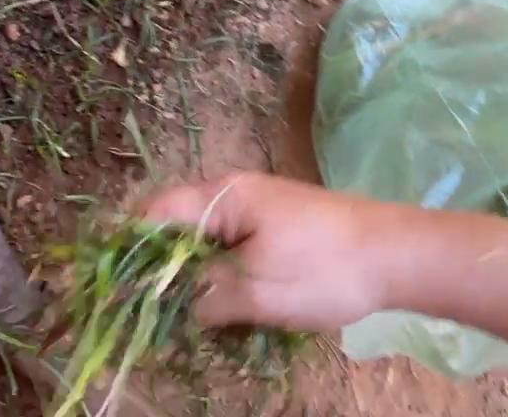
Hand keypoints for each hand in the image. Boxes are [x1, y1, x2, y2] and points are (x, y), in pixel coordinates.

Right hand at [140, 172, 408, 330]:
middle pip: (179, 223)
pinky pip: (232, 244)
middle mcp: (234, 192)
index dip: (132, 241)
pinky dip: (222, 271)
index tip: (113, 278)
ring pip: (207, 238)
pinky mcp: (276, 224)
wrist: (394, 255)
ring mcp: (257, 206)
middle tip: (150, 308)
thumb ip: (205, 294)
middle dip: (162, 264)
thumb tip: (168, 302)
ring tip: (186, 315)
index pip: (158, 210)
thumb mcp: (258, 290)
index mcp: (223, 196)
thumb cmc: (323, 267)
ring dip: (194, 273)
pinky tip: (226, 305)